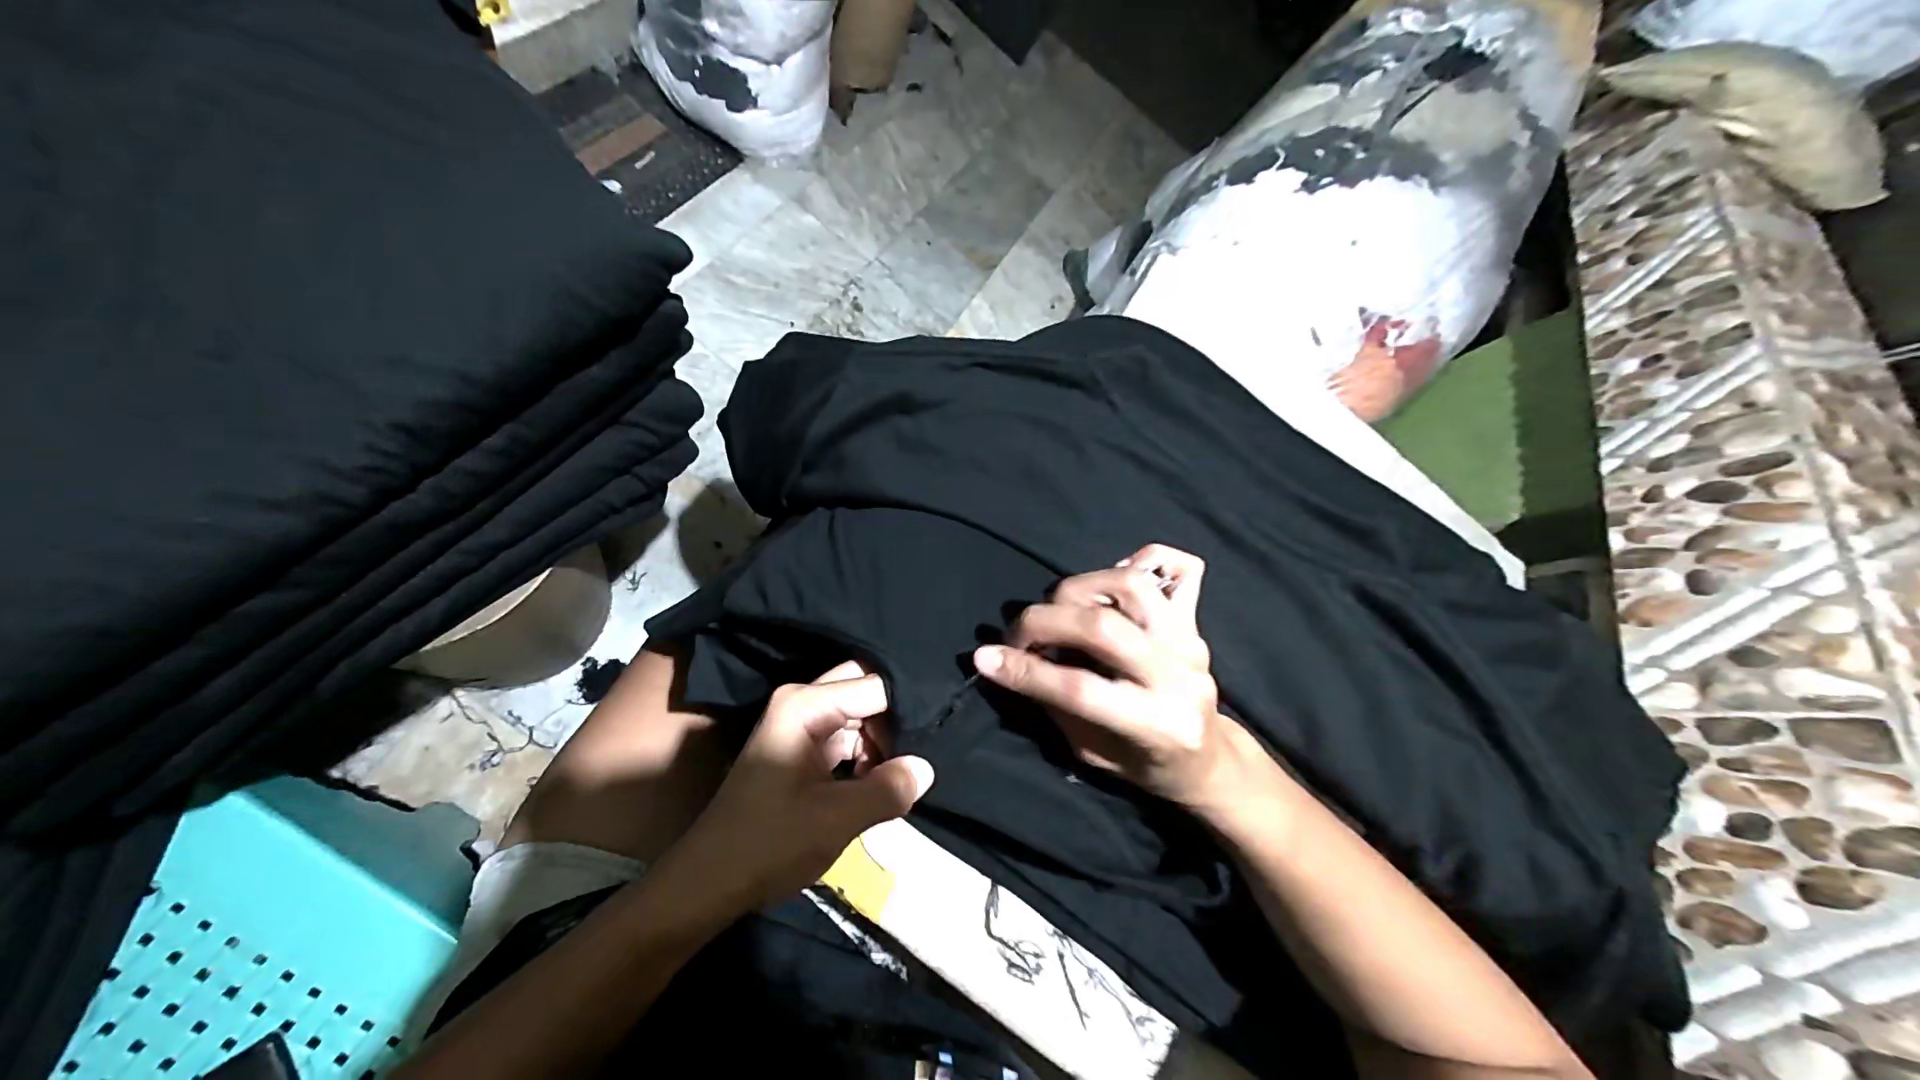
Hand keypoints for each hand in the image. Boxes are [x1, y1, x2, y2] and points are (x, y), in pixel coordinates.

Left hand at [662, 661, 934, 910]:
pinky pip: (847, 737)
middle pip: (866, 691)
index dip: (909, 710)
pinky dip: (868, 757)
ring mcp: (800, 724)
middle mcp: (802, 702)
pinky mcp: (802, 749)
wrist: (708, 884)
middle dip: (896, 722)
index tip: (941, 734)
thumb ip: (887, 790)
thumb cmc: (768, 844)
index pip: (876, 686)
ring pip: (860, 715)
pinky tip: (883, 782)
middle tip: (925, 753)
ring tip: (903, 777)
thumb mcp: (835, 821)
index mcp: (805, 704)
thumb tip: (927, 767)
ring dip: (884, 743)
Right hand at [972, 544, 1254, 811]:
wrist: (1207, 758)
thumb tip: (1008, 659)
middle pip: (1102, 628)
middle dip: (1042, 622)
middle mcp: (1178, 677)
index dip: (1025, 671)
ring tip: (1058, 610)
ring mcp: (1190, 643)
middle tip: (1017, 635)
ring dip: (1079, 589)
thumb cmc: (1144, 764)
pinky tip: (1106, 585)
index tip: (985, 658)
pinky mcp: (1193, 622)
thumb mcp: (1091, 752)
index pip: (1080, 689)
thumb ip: (1056, 704)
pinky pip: (1177, 569)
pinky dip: (1136, 563)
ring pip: (1131, 587)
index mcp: (1156, 725)